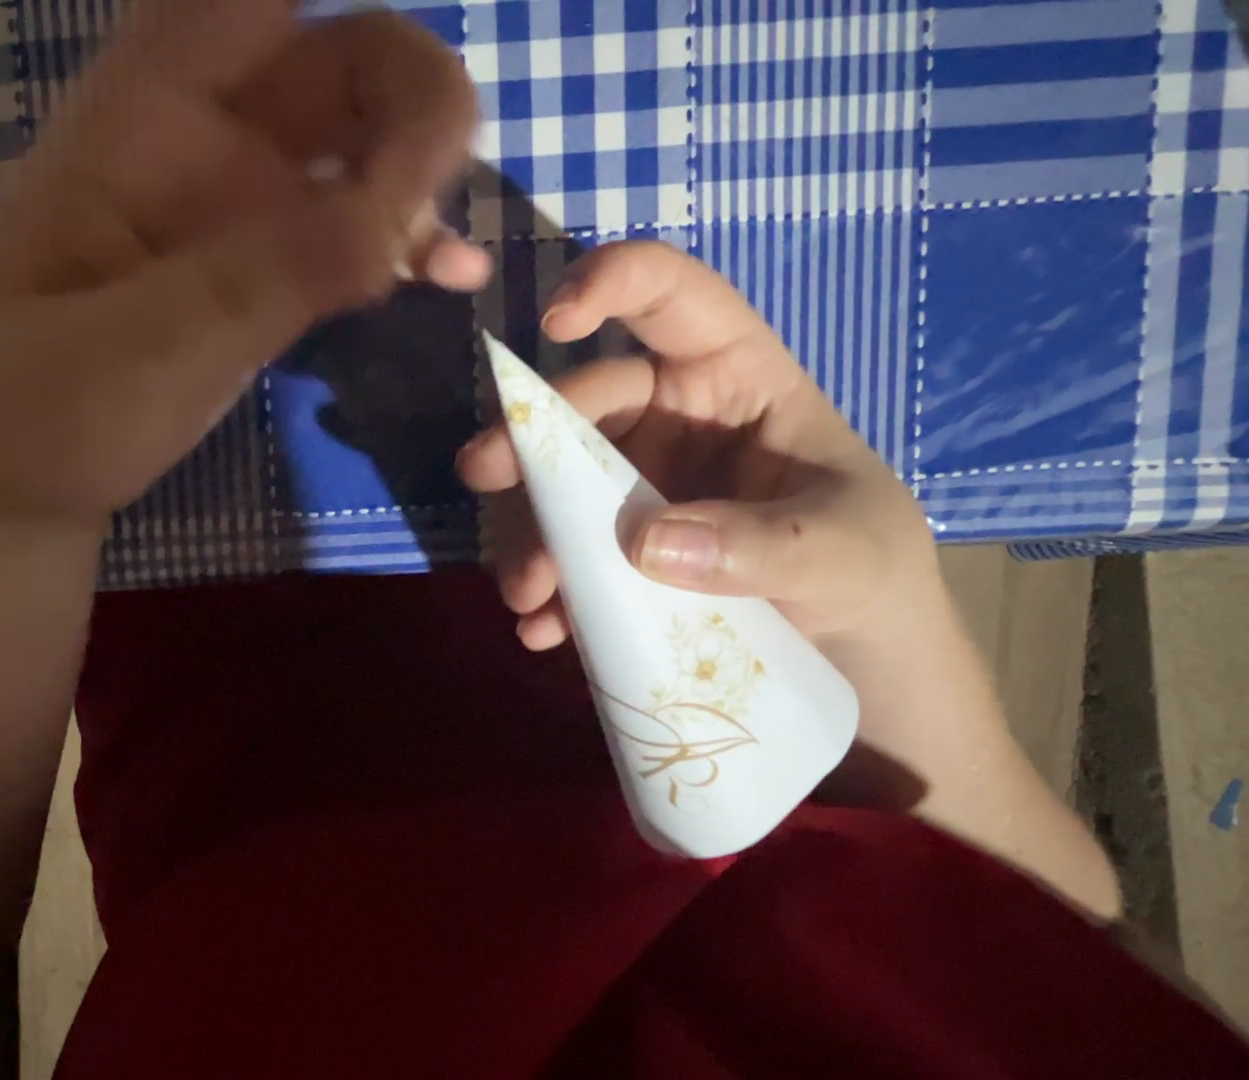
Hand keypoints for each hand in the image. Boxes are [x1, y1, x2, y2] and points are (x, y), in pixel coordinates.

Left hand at [0, 0, 490, 527]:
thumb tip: (398, 224)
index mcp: (138, 123)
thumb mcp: (139, 348)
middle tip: (448, 176)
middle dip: (405, 101)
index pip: (234, 4)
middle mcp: (198, 150)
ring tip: (451, 256)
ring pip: (351, 154)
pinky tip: (441, 281)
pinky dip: (395, 248)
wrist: (8, 500)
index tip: (405, 76)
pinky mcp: (258, 287)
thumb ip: (262, 282)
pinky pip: (344, 240)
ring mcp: (235, 221)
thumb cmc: (34, 418)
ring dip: (417, 176)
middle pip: (325, 69)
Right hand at [456, 241, 940, 650]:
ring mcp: (630, 486)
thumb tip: (642, 540)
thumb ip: (762, 544)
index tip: (555, 320)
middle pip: (582, 400)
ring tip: (527, 595)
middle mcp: (667, 419)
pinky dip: (545, 590)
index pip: (671, 298)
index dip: (612, 283)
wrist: (850, 661)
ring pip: (555, 483)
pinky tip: (545, 628)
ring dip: (529, 534)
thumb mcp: (842, 554)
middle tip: (479, 471)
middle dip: (525, 433)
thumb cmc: (864, 575)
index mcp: (733, 378)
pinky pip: (560, 552)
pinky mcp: (607, 546)